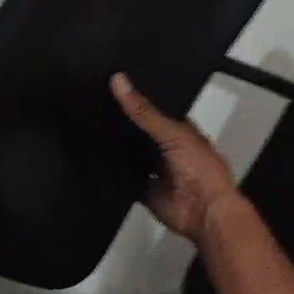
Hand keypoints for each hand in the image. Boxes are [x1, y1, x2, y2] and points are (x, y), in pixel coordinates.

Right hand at [110, 73, 244, 247]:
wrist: (205, 212)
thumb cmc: (201, 169)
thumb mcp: (172, 133)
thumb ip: (144, 112)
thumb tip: (119, 81)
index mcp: (179, 130)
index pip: (154, 110)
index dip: (136, 100)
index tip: (112, 85)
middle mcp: (166, 149)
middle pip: (140, 133)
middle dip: (124, 125)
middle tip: (93, 106)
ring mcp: (155, 170)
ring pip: (131, 156)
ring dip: (118, 149)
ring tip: (88, 128)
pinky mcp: (145, 190)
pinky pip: (126, 179)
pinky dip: (115, 173)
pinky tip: (96, 160)